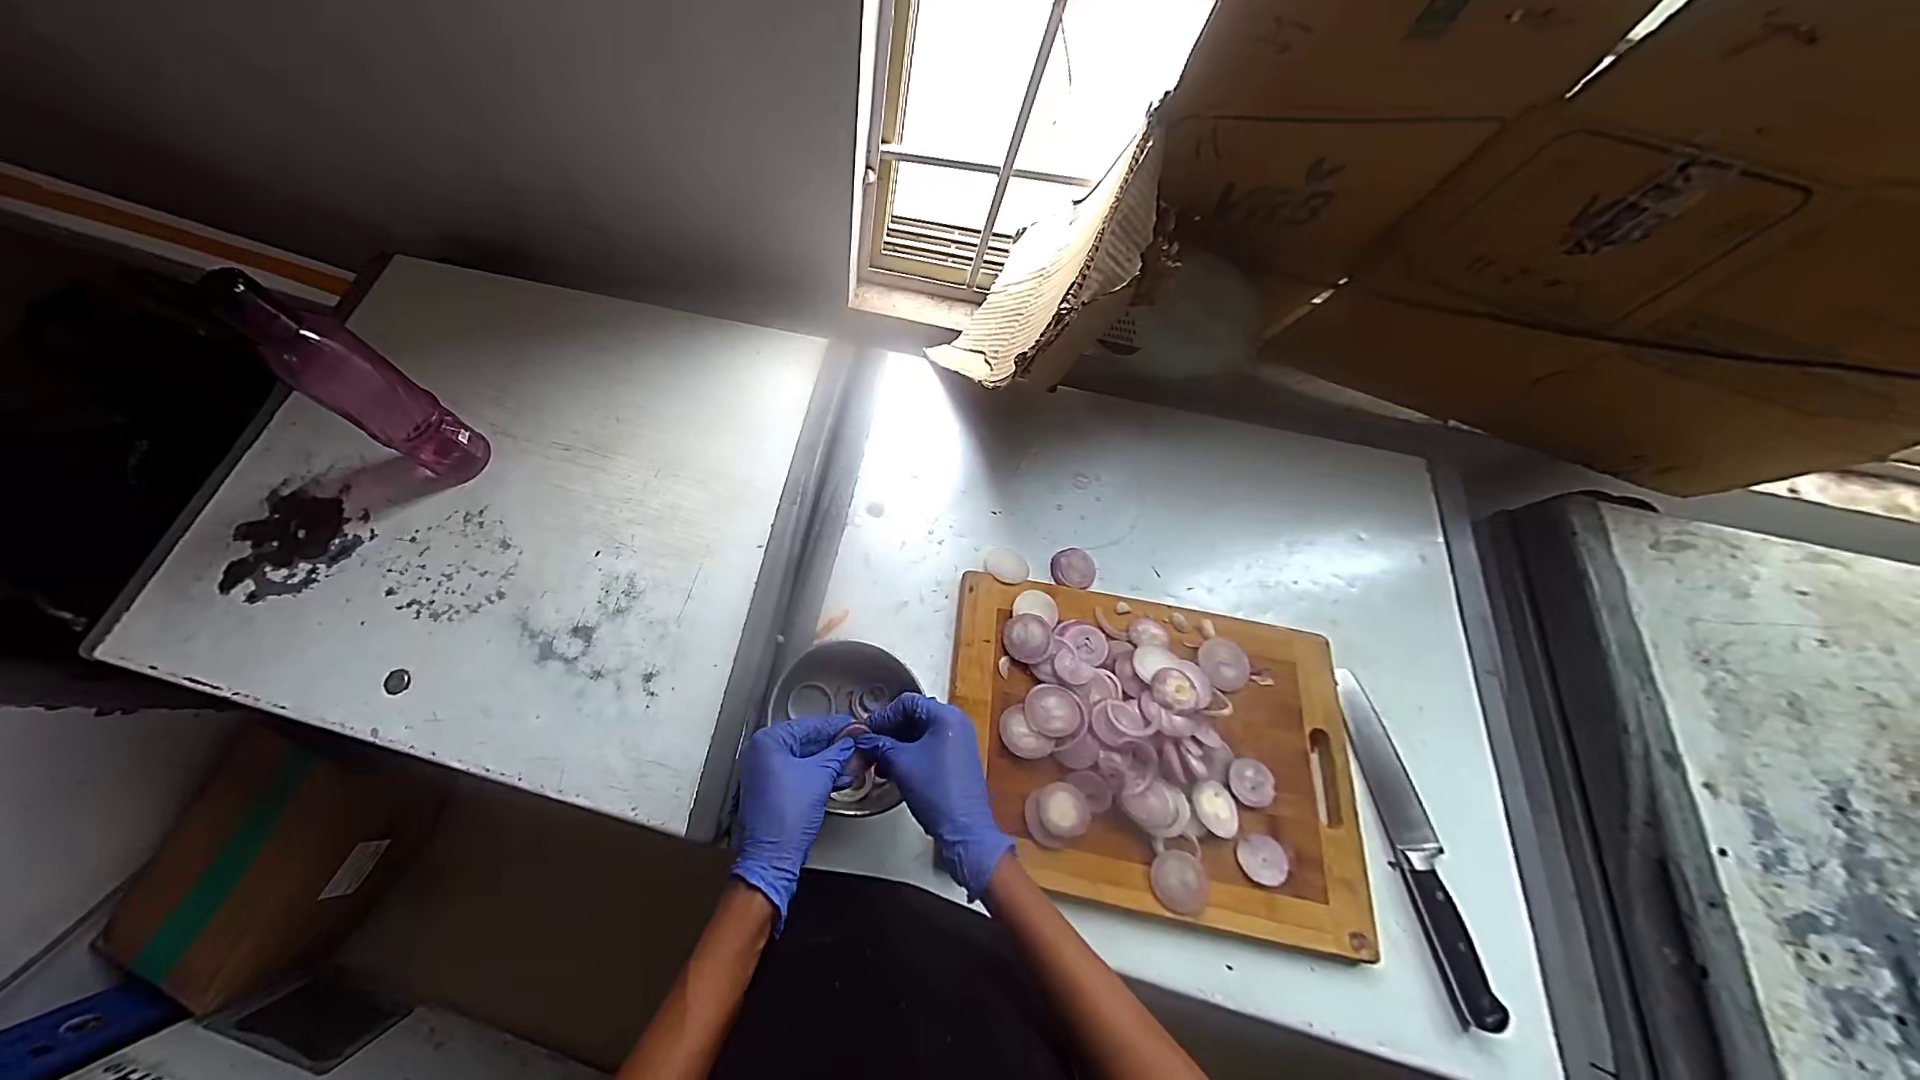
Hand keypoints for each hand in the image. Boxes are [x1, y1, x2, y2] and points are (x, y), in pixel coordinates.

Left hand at [732, 715, 858, 928]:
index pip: (811, 724)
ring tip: (853, 761)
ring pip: (804, 757)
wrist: (771, 858)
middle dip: (835, 744)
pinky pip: (799, 772)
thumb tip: (850, 742)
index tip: (857, 727)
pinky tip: (838, 775)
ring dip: (830, 760)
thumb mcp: (821, 775)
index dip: (839, 726)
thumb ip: (839, 752)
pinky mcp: (770, 789)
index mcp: (767, 742)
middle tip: (858, 744)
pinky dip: (819, 772)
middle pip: (807, 739)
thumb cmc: (784, 819)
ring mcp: (763, 772)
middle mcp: (760, 753)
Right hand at [855, 692, 1012, 899]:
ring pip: (921, 733)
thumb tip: (863, 740)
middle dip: (890, 730)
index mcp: (946, 716)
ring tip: (878, 760)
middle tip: (870, 744)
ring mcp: (960, 741)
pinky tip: (893, 769)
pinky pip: (930, 747)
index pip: (907, 702)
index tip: (867, 731)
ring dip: (897, 744)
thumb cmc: (936, 791)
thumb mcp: (900, 763)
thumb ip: (879, 745)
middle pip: (915, 715)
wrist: (963, 828)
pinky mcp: (958, 759)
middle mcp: (957, 723)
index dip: (883, 715)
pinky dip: (910, 754)